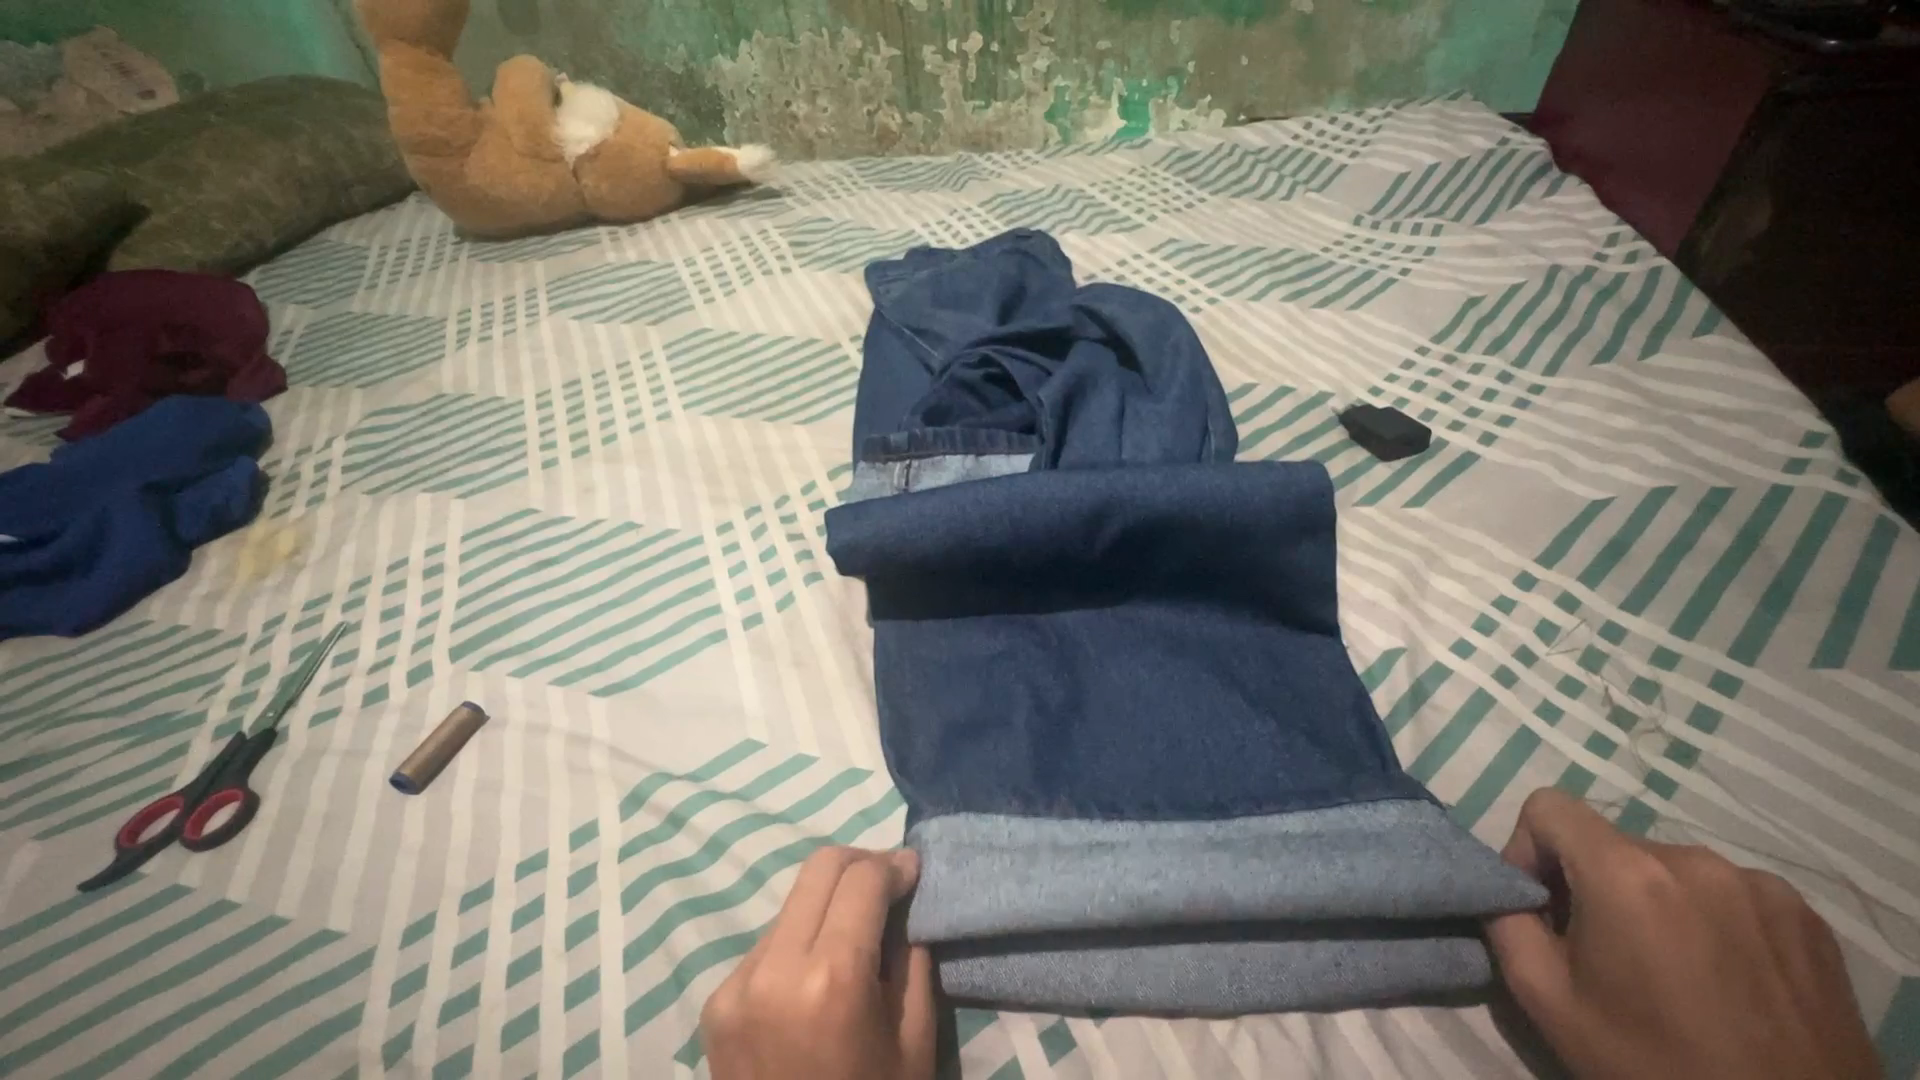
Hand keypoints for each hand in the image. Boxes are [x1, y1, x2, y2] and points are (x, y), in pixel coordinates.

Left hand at [702, 846, 934, 1079]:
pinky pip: (769, 941)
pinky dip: (802, 936)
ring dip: (829, 900)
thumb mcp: (914, 1039)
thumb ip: (911, 956)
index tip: (914, 869)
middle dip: (861, 864)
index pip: (861, 879)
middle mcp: (773, 967)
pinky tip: (819, 970)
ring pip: (792, 901)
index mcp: (830, 979)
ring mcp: (736, 983)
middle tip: (890, 883)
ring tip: (857, 929)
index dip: (894, 864)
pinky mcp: (716, 1001)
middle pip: (819, 869)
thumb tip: (903, 900)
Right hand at [1487, 789, 1880, 1079]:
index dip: (1528, 848)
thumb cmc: (1651, 1061)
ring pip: (1668, 868)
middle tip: (1599, 951)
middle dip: (1589, 884)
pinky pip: (1727, 892)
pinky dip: (1706, 918)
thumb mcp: (1543, 996)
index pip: (1548, 806)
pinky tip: (1720, 977)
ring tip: (1665, 968)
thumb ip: (1505, 920)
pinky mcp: (1807, 918)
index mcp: (1624, 873)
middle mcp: (1693, 860)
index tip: (1541, 905)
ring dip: (1649, 900)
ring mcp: (1760, 887)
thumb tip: (1510, 890)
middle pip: (1608, 843)